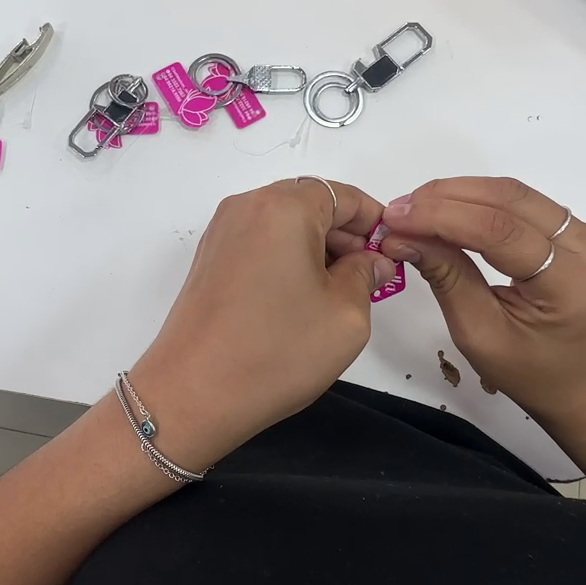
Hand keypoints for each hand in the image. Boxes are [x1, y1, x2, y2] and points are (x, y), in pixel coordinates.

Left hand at [128, 177, 395, 471]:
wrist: (194, 390)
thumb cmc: (277, 350)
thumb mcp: (346, 316)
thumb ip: (366, 275)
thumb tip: (371, 260)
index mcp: (283, 208)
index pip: (342, 195)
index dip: (373, 221)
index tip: (391, 254)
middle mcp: (247, 206)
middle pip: (308, 202)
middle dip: (343, 233)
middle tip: (368, 277)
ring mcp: (222, 230)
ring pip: (281, 221)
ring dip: (314, 245)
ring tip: (336, 291)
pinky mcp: (208, 256)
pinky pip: (258, 239)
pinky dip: (285, 255)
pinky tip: (298, 295)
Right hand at [376, 176, 585, 421]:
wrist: (583, 384)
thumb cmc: (527, 371)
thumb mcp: (476, 332)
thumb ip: (444, 276)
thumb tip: (401, 236)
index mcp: (574, 288)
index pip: (501, 232)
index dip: (442, 217)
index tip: (394, 217)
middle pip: (511, 201)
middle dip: (446, 198)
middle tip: (398, 209)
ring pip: (517, 195)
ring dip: (460, 194)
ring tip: (416, 206)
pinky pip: (526, 203)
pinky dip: (481, 201)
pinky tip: (449, 209)